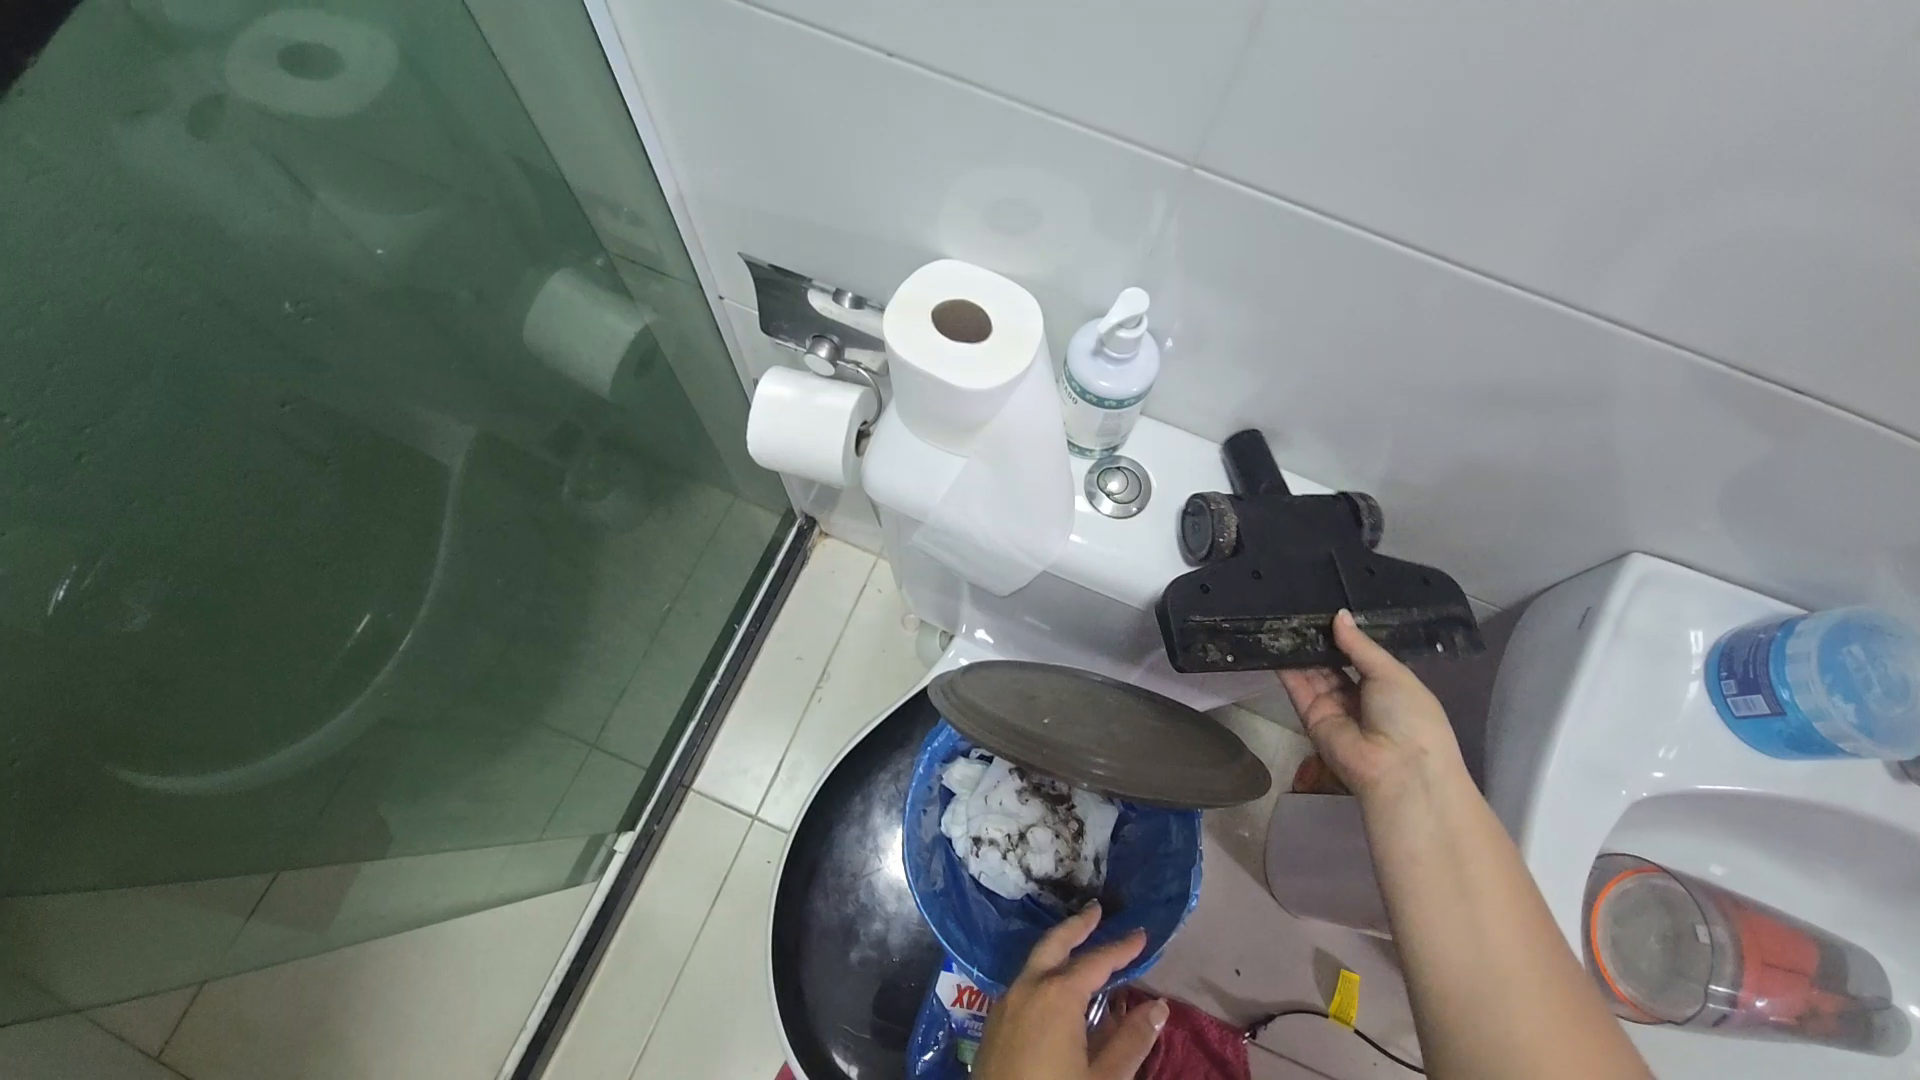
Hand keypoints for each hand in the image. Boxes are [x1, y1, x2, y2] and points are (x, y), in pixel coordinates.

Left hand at [971, 902, 1168, 1079]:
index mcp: (1057, 995)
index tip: (1141, 934)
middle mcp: (1028, 987)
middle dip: (1077, 926)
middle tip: (1097, 910)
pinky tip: (1054, 986)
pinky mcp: (994, 1023)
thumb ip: (1131, 1041)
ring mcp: (1006, 1003)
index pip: (1096, 961)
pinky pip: (1024, 983)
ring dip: (1058, 947)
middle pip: (1055, 944)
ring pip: (1035, 962)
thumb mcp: (1103, 1079)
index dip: (1121, 948)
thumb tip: (1158, 1006)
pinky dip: (1043, 971)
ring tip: (1079, 942)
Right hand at [1278, 609, 1465, 802]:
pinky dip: (1287, 668)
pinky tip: (1277, 643)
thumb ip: (1360, 645)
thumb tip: (1339, 615)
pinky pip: (1298, 688)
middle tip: (1300, 610)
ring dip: (1300, 650)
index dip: (1344, 636)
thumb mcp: (1392, 673)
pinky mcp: (1310, 717)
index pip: (1359, 656)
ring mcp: (1333, 707)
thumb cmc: (1409, 716)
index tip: (1326, 611)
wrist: (1397, 768)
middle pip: (1332, 663)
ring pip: (1312, 673)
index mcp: (1387, 686)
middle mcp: (1358, 696)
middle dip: (1319, 641)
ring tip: (1285, 620)